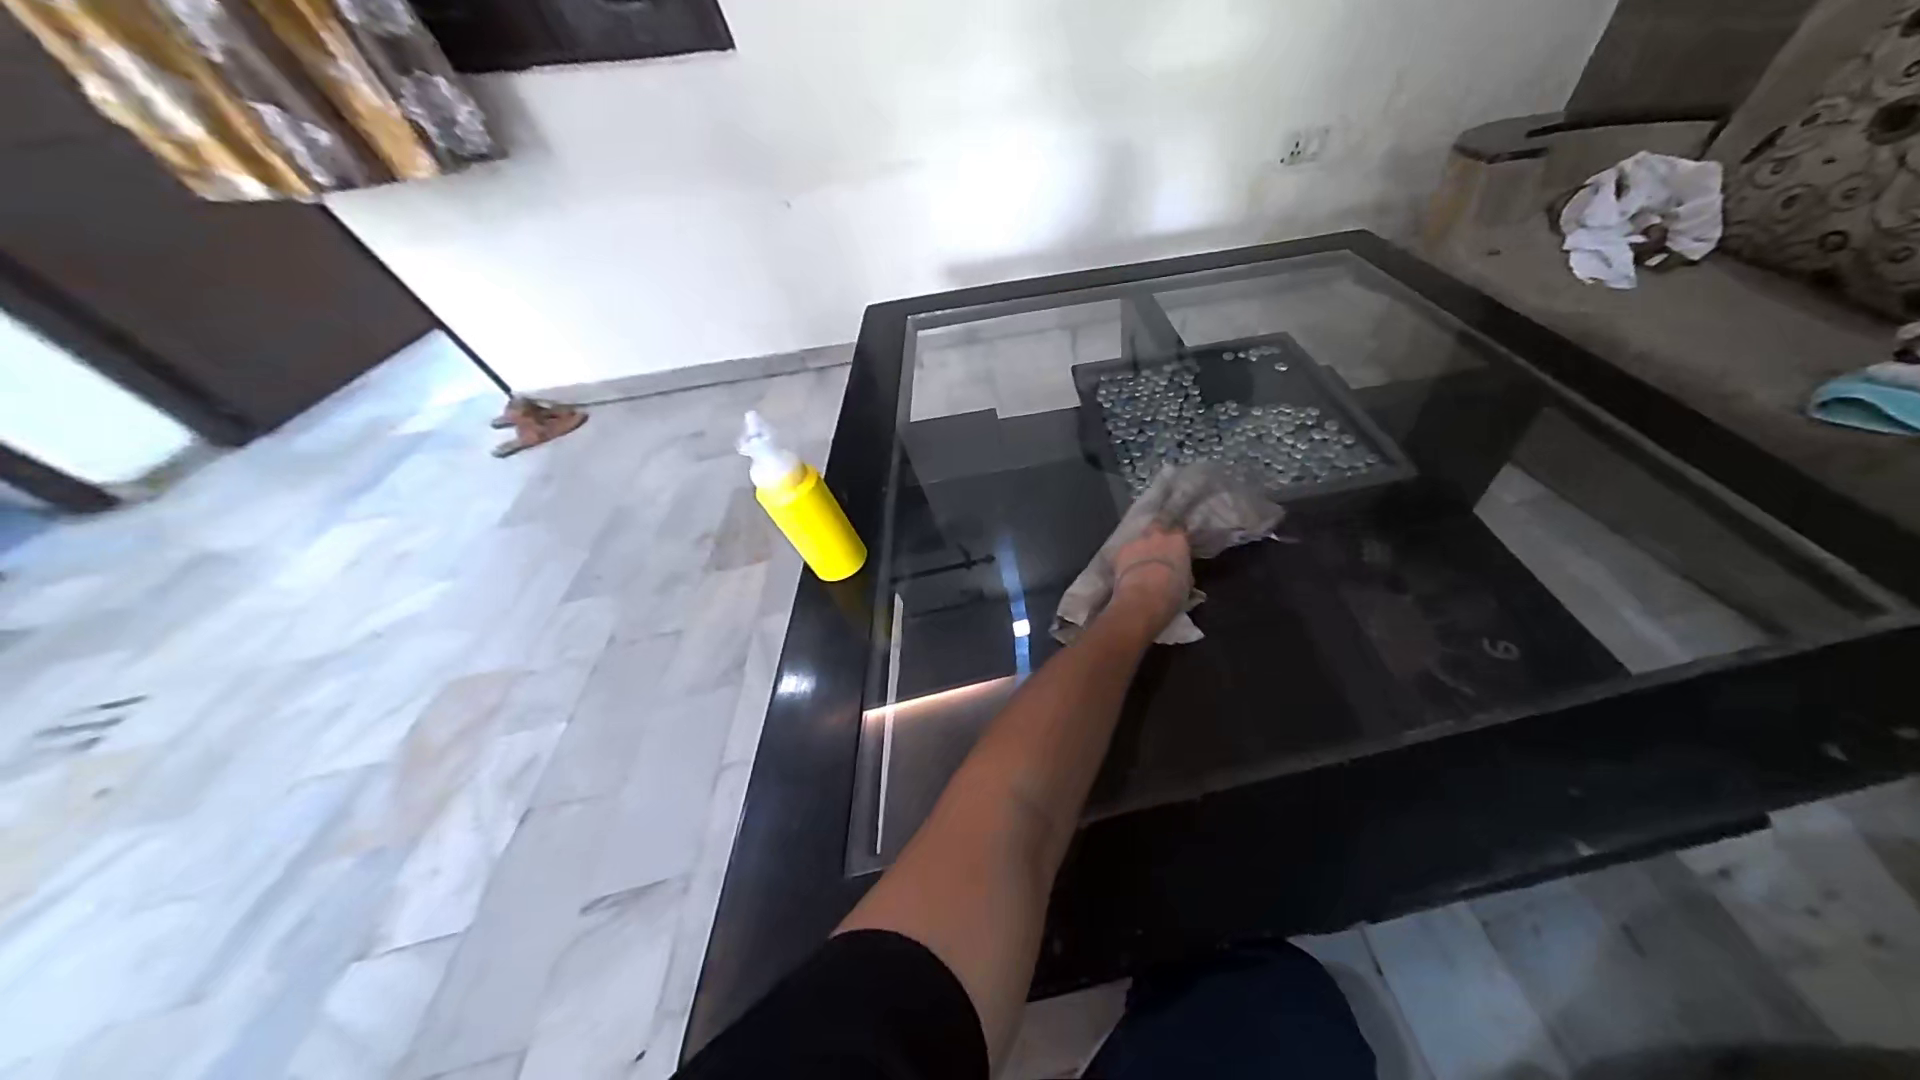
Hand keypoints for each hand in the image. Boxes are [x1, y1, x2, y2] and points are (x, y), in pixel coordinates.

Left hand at [1107, 524, 1192, 635]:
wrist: (1144, 595)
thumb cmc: (1172, 591)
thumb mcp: (1186, 582)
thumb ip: (1182, 571)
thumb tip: (1180, 573)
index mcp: (1178, 541)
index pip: (1180, 532)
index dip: (1177, 540)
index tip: (1176, 548)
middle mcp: (1158, 535)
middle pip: (1157, 526)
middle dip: (1157, 533)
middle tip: (1156, 547)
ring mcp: (1138, 541)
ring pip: (1139, 539)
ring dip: (1140, 547)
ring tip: (1139, 561)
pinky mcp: (1121, 550)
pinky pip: (1125, 551)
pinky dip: (1126, 558)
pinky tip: (1125, 569)